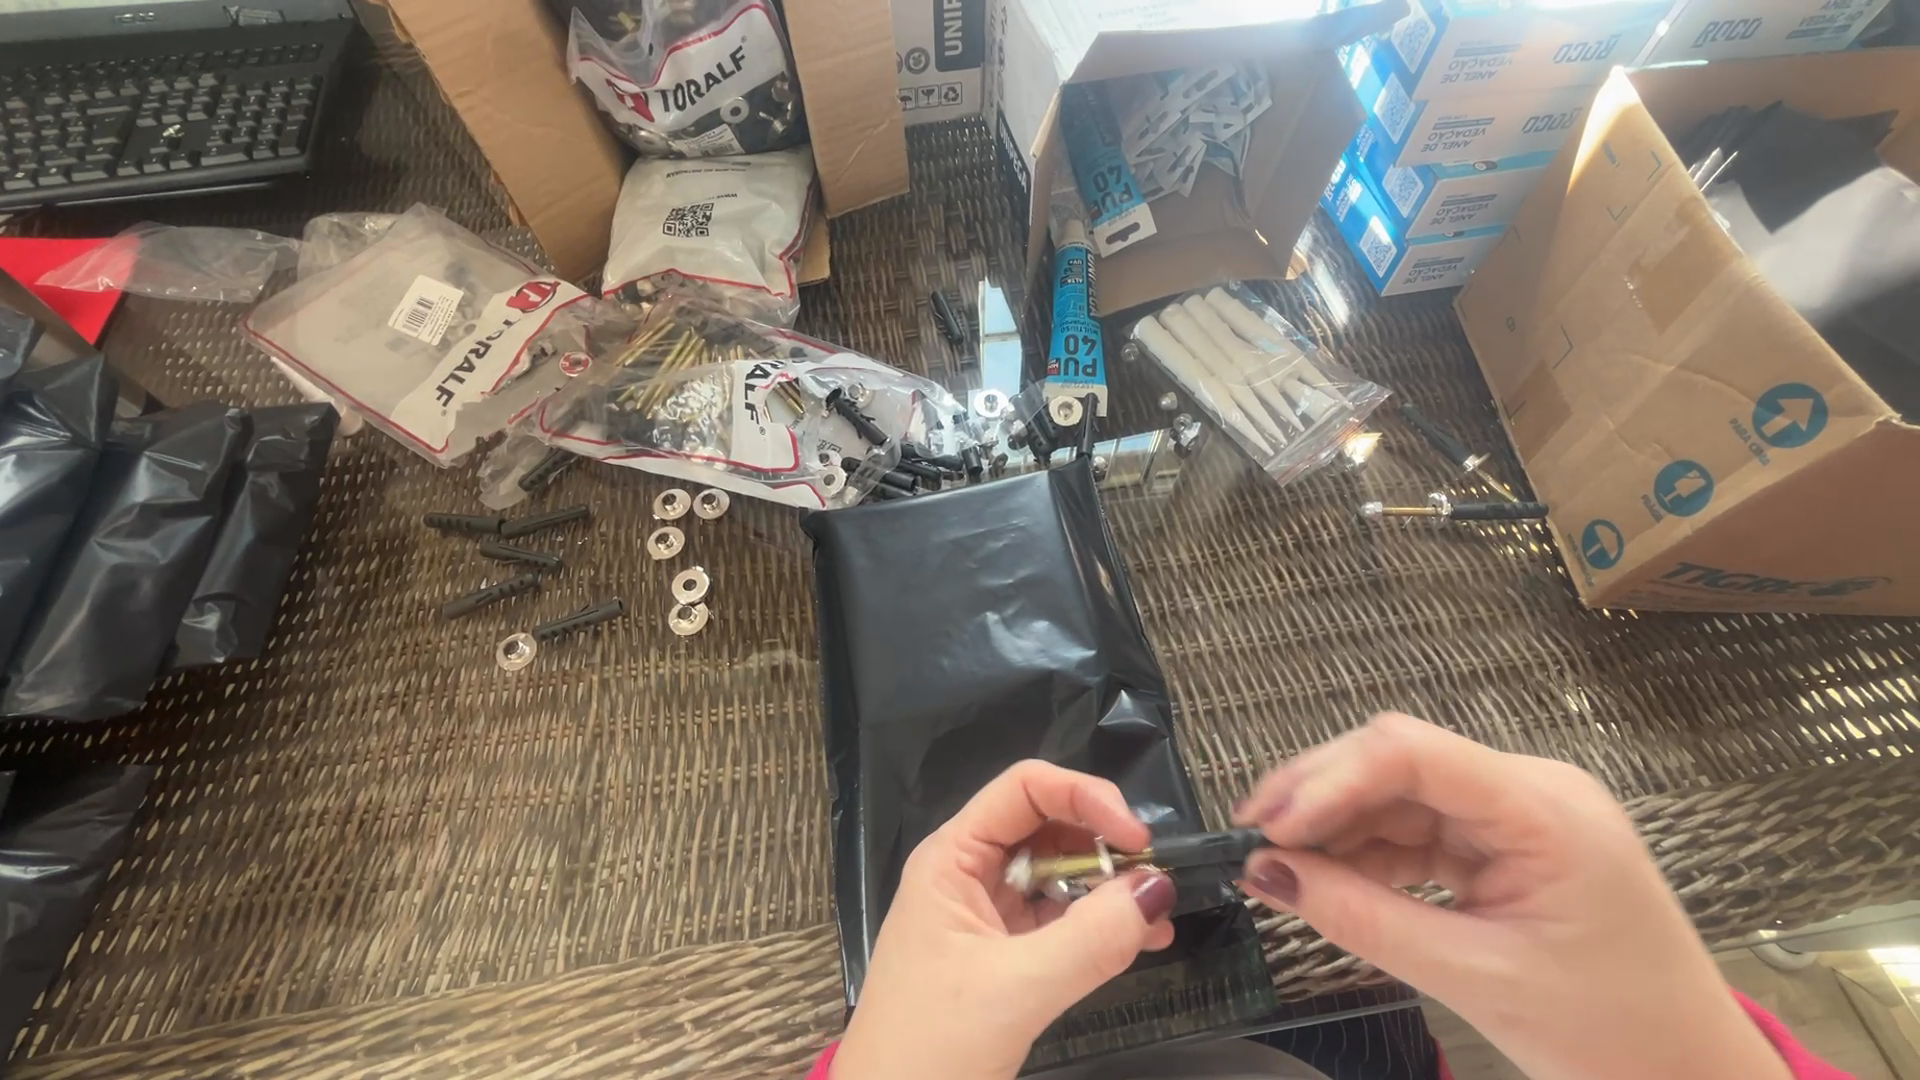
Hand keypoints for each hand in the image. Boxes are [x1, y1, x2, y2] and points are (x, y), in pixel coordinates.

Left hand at [831, 761, 1177, 1079]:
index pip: (1024, 789)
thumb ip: (1089, 938)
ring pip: (1057, 872)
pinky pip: (1059, 919)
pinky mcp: (1004, 952)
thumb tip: (1158, 888)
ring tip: (1158, 917)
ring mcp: (987, 911)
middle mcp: (969, 870)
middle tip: (1155, 880)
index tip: (1137, 838)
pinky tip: (1140, 940)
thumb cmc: (930, 1048)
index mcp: (953, 855)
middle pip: (1045, 824)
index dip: (1084, 797)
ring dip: (1108, 887)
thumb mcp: (1014, 990)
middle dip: (1102, 843)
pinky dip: (1099, 925)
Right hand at [1233, 712, 1792, 1079]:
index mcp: (1544, 809)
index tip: (1268, 825)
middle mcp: (1523, 788)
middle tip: (1251, 836)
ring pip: (1389, 790)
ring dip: (1329, 823)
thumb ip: (1358, 917)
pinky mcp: (1493, 839)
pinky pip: (1406, 826)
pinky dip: (1358, 849)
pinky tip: (1322, 872)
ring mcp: (1508, 811)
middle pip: (1391, 760)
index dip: (1328, 778)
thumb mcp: (1473, 979)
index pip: (1410, 753)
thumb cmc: (1613, 1043)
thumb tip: (1261, 872)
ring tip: (1275, 860)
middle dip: (1315, 794)